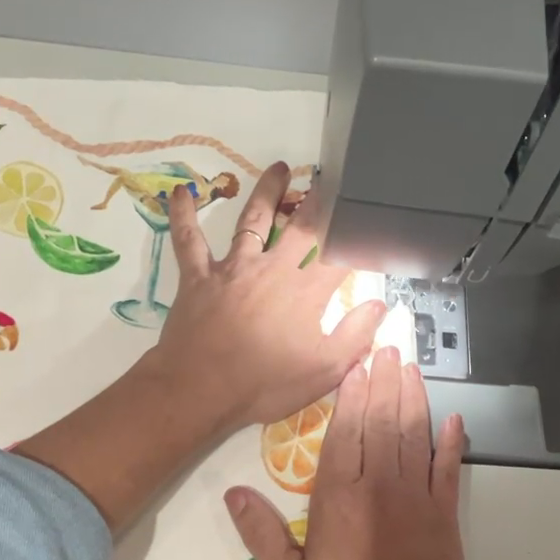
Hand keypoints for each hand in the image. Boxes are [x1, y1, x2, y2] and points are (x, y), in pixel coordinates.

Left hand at [150, 161, 386, 428]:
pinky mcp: (197, 276)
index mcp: (306, 292)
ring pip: (252, 218)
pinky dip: (183, 215)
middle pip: (301, 224)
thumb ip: (355, 335)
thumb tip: (379, 304)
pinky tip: (180, 193)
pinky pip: (188, 239)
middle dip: (320, 201)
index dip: (356, 238)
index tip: (369, 225)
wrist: (199, 392)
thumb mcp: (323, 371)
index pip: (340, 254)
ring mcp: (232, 268)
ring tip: (279, 168)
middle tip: (331, 181)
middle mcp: (272, 269)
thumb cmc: (264, 386)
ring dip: (268, 190)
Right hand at [223, 350, 495, 559]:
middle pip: (381, 422)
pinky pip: (448, 468)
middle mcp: (381, 485)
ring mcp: (418, 497)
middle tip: (386, 348)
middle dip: (382, 383)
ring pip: (414, 435)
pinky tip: (454, 420)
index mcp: (340, 498)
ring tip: (409, 368)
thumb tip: (234, 494)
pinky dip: (451, 442)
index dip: (350, 396)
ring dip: (413, 399)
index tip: (354, 364)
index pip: (344, 433)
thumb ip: (264, 537)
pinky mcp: (446, 514)